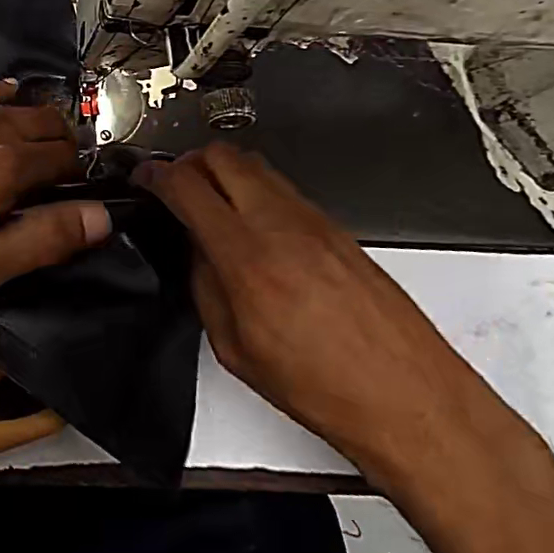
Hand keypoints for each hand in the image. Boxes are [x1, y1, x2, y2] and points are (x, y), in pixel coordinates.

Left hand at [0, 80, 109, 310]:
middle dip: (67, 148)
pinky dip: (4, 97)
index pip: (69, 160)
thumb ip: (41, 239)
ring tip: (43, 146)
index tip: (87, 194)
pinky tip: (7, 99)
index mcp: (5, 167)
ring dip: (40, 124)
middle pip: (50, 125)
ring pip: (20, 107)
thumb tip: (101, 217)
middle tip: (66, 177)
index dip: (85, 177)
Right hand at [132, 144, 534, 478]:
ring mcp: (314, 221)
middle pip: (221, 155)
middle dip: (188, 162)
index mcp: (248, 259)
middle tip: (176, 184)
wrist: (406, 397)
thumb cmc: (331, 387)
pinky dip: (256, 190)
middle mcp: (282, 227)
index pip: (187, 188)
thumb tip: (195, 251)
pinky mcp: (336, 226)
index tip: (147, 178)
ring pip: (254, 164)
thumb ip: (205, 286)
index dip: (156, 176)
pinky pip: (283, 187)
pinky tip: (253, 224)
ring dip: (224, 172)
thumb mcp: (237, 348)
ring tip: (213, 202)